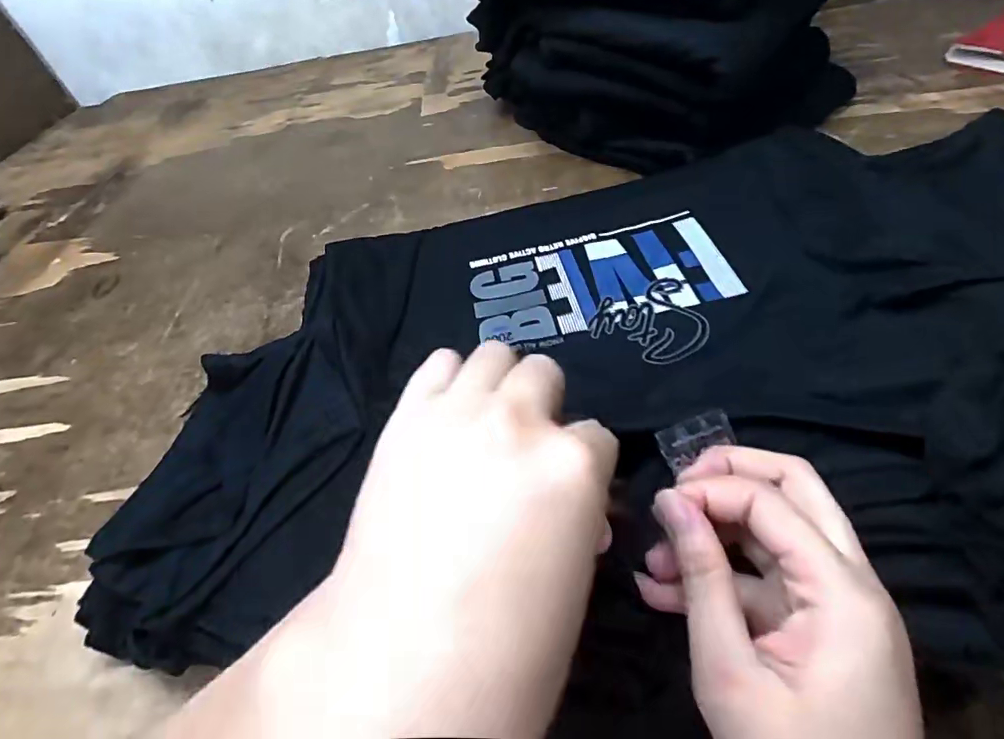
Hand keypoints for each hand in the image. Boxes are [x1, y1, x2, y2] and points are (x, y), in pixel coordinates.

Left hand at [171, 343, 617, 738]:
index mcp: (573, 464)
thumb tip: (576, 503)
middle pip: (544, 373)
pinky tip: (449, 412)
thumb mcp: (574, 577)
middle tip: (526, 446)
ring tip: (486, 420)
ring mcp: (457, 409)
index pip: (599, 434)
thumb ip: (578, 515)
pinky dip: (451, 380)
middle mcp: (517, 420)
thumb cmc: (508, 642)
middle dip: (545, 407)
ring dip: (499, 382)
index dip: (587, 463)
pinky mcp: (407, 412)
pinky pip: (438, 363)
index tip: (571, 485)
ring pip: (493, 354)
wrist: (404, 650)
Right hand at [634, 446, 921, 738]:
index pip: (770, 499)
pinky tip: (665, 592)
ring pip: (776, 527)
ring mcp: (839, 604)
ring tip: (655, 563)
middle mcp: (852, 583)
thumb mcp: (729, 668)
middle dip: (727, 475)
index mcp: (842, 592)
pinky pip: (766, 576)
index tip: (659, 508)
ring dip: (715, 531)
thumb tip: (670, 500)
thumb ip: (702, 576)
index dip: (708, 489)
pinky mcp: (821, 626)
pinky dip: (720, 573)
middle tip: (677, 488)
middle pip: (794, 486)